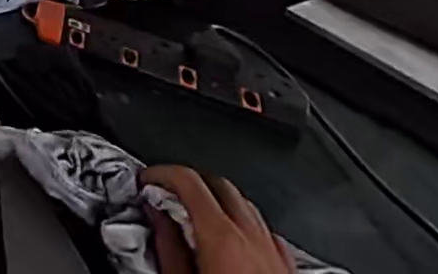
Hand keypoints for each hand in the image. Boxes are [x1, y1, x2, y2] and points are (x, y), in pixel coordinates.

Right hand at [142, 165, 292, 273]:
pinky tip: (235, 238)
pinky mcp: (290, 270)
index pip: (188, 179)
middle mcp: (252, 237)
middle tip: (168, 191)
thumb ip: (167, 245)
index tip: (147, 180)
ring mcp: (275, 254)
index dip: (162, 172)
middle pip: (218, 183)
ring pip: (246, 204)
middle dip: (189, 180)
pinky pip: (268, 232)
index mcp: (222, 237)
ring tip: (197, 213)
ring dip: (218, 199)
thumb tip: (156, 214)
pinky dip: (246, 225)